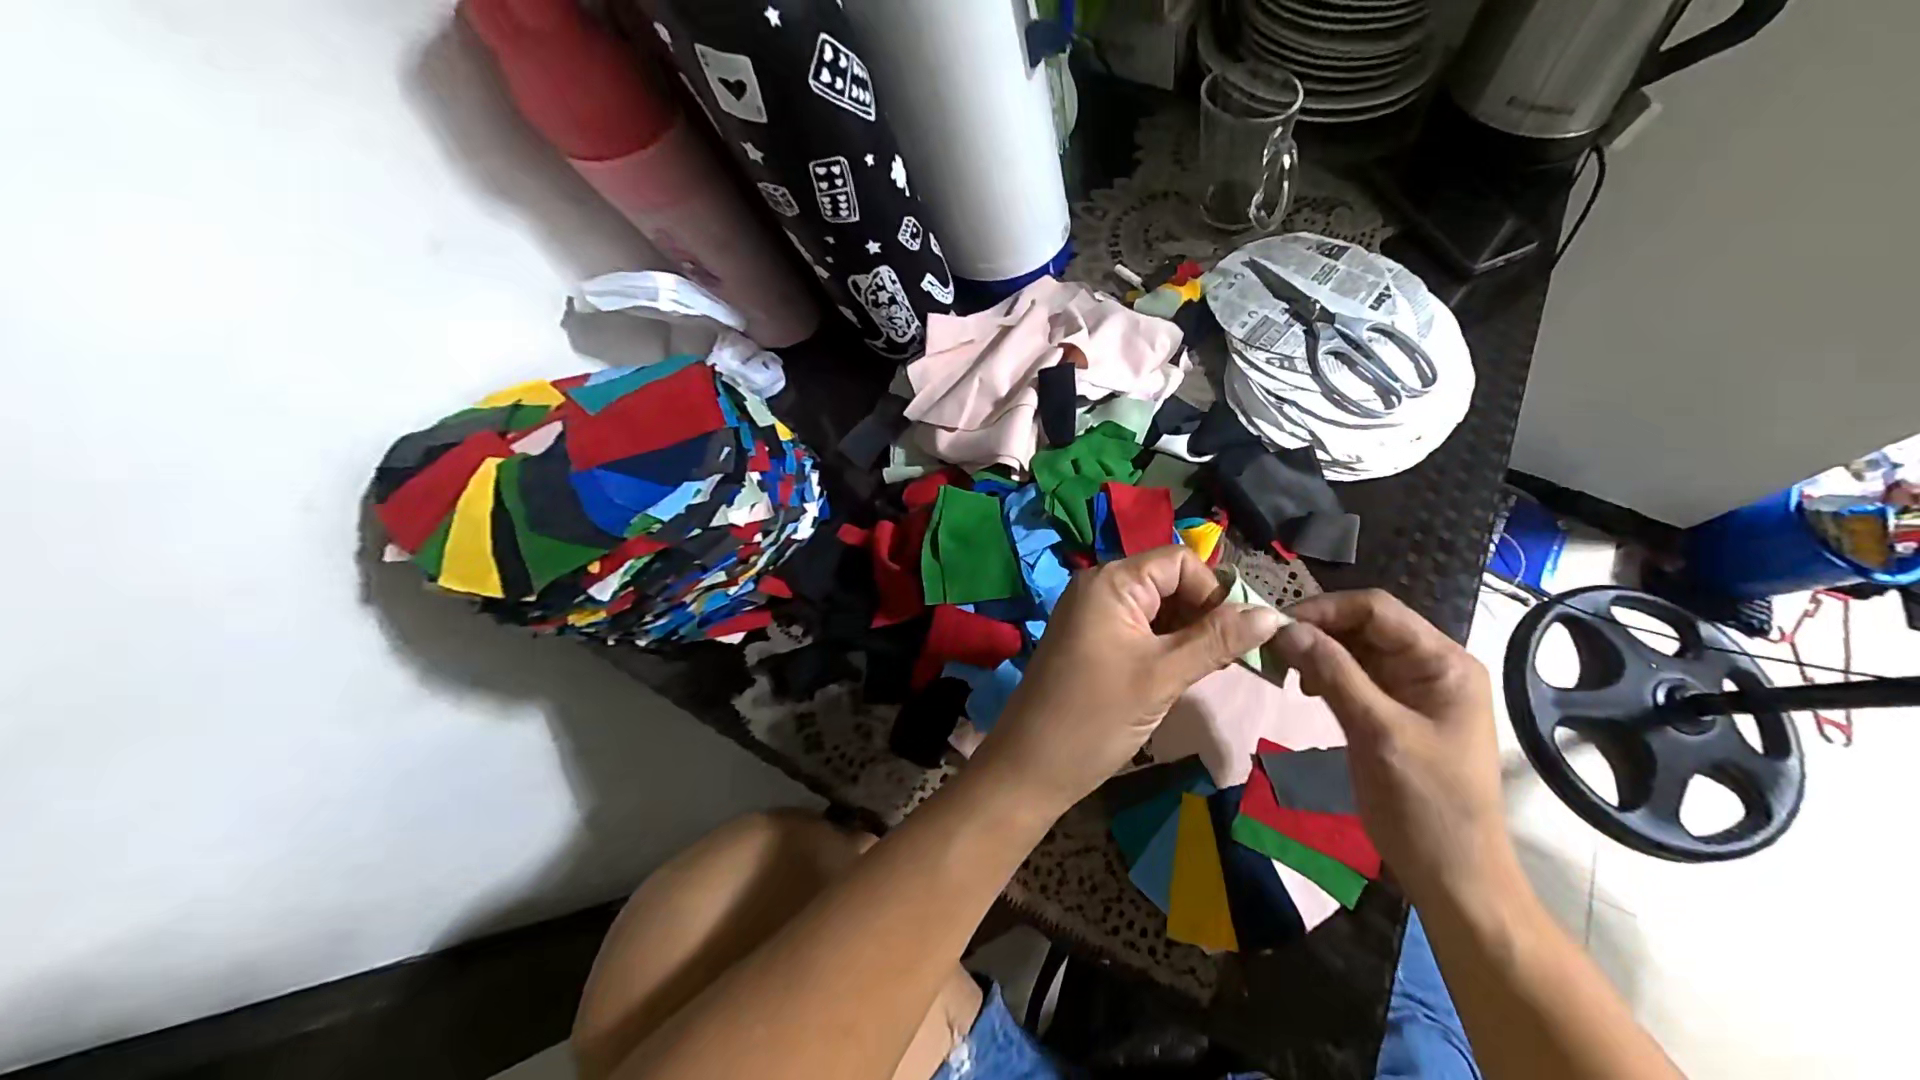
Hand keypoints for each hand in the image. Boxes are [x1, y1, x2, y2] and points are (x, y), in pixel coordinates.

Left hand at [973, 547, 1284, 815]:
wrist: (1030, 766)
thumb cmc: (1095, 717)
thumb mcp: (1162, 676)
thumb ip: (1217, 640)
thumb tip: (1272, 614)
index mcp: (1111, 582)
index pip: (1180, 561)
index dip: (1213, 592)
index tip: (1232, 637)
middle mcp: (1100, 587)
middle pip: (1170, 582)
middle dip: (1203, 615)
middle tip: (1223, 661)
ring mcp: (1093, 615)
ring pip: (1159, 609)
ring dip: (1188, 634)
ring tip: (1202, 672)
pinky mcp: (1093, 641)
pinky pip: (1141, 629)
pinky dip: (1167, 647)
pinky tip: (1177, 676)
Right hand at [1267, 590, 1512, 906]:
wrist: (1452, 873)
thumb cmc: (1425, 802)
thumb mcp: (1377, 732)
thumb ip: (1334, 673)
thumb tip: (1285, 628)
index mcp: (1443, 662)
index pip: (1376, 609)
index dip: (1324, 610)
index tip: (1277, 627)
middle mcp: (1430, 665)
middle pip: (1364, 625)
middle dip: (1316, 631)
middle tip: (1272, 648)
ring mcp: (1412, 688)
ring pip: (1354, 649)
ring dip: (1317, 652)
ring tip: (1285, 669)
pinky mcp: (1393, 710)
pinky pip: (1353, 675)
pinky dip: (1324, 674)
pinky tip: (1306, 689)